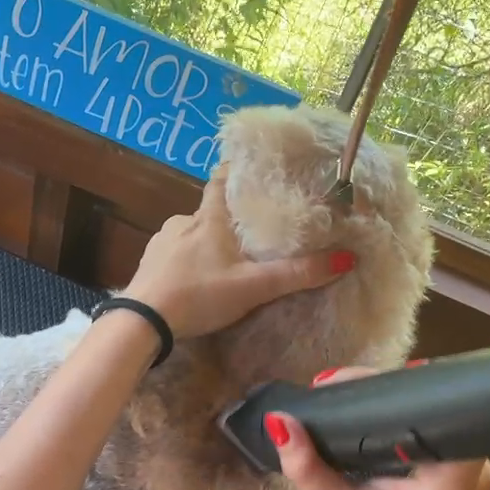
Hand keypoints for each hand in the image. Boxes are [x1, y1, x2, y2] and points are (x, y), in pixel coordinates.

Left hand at [120, 171, 352, 339]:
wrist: (142, 321)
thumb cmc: (199, 295)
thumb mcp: (253, 287)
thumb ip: (297, 274)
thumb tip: (346, 259)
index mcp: (209, 219)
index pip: (221, 179)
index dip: (237, 170)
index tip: (253, 168)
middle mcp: (183, 222)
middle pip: (210, 210)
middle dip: (229, 217)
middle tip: (250, 230)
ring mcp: (161, 242)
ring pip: (191, 232)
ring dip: (207, 241)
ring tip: (225, 260)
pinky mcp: (148, 263)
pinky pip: (173, 253)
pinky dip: (187, 260)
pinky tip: (195, 279)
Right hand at [267, 368, 489, 489]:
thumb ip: (309, 469)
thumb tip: (279, 422)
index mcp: (456, 467)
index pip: (426, 400)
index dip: (385, 383)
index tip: (342, 383)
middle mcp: (473, 459)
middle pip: (426, 402)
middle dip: (379, 390)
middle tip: (333, 387)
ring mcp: (471, 464)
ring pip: (427, 414)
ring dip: (388, 405)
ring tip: (344, 397)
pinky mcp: (460, 470)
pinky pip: (429, 431)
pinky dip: (398, 423)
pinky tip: (367, 418)